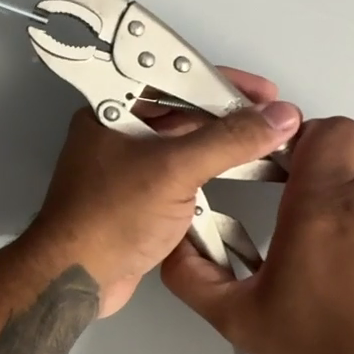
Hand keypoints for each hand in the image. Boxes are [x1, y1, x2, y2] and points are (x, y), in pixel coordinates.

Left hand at [24, 69, 301, 317]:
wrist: (77, 275)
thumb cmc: (107, 217)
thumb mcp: (173, 170)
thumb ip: (228, 140)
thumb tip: (274, 118)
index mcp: (109, 110)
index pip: (170, 78)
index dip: (219, 80)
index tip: (261, 91)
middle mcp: (116, 132)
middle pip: (182, 110)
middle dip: (229, 113)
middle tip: (276, 118)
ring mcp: (127, 165)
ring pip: (185, 143)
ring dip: (225, 143)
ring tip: (271, 144)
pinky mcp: (139, 195)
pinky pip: (183, 172)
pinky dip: (213, 170)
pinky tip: (243, 173)